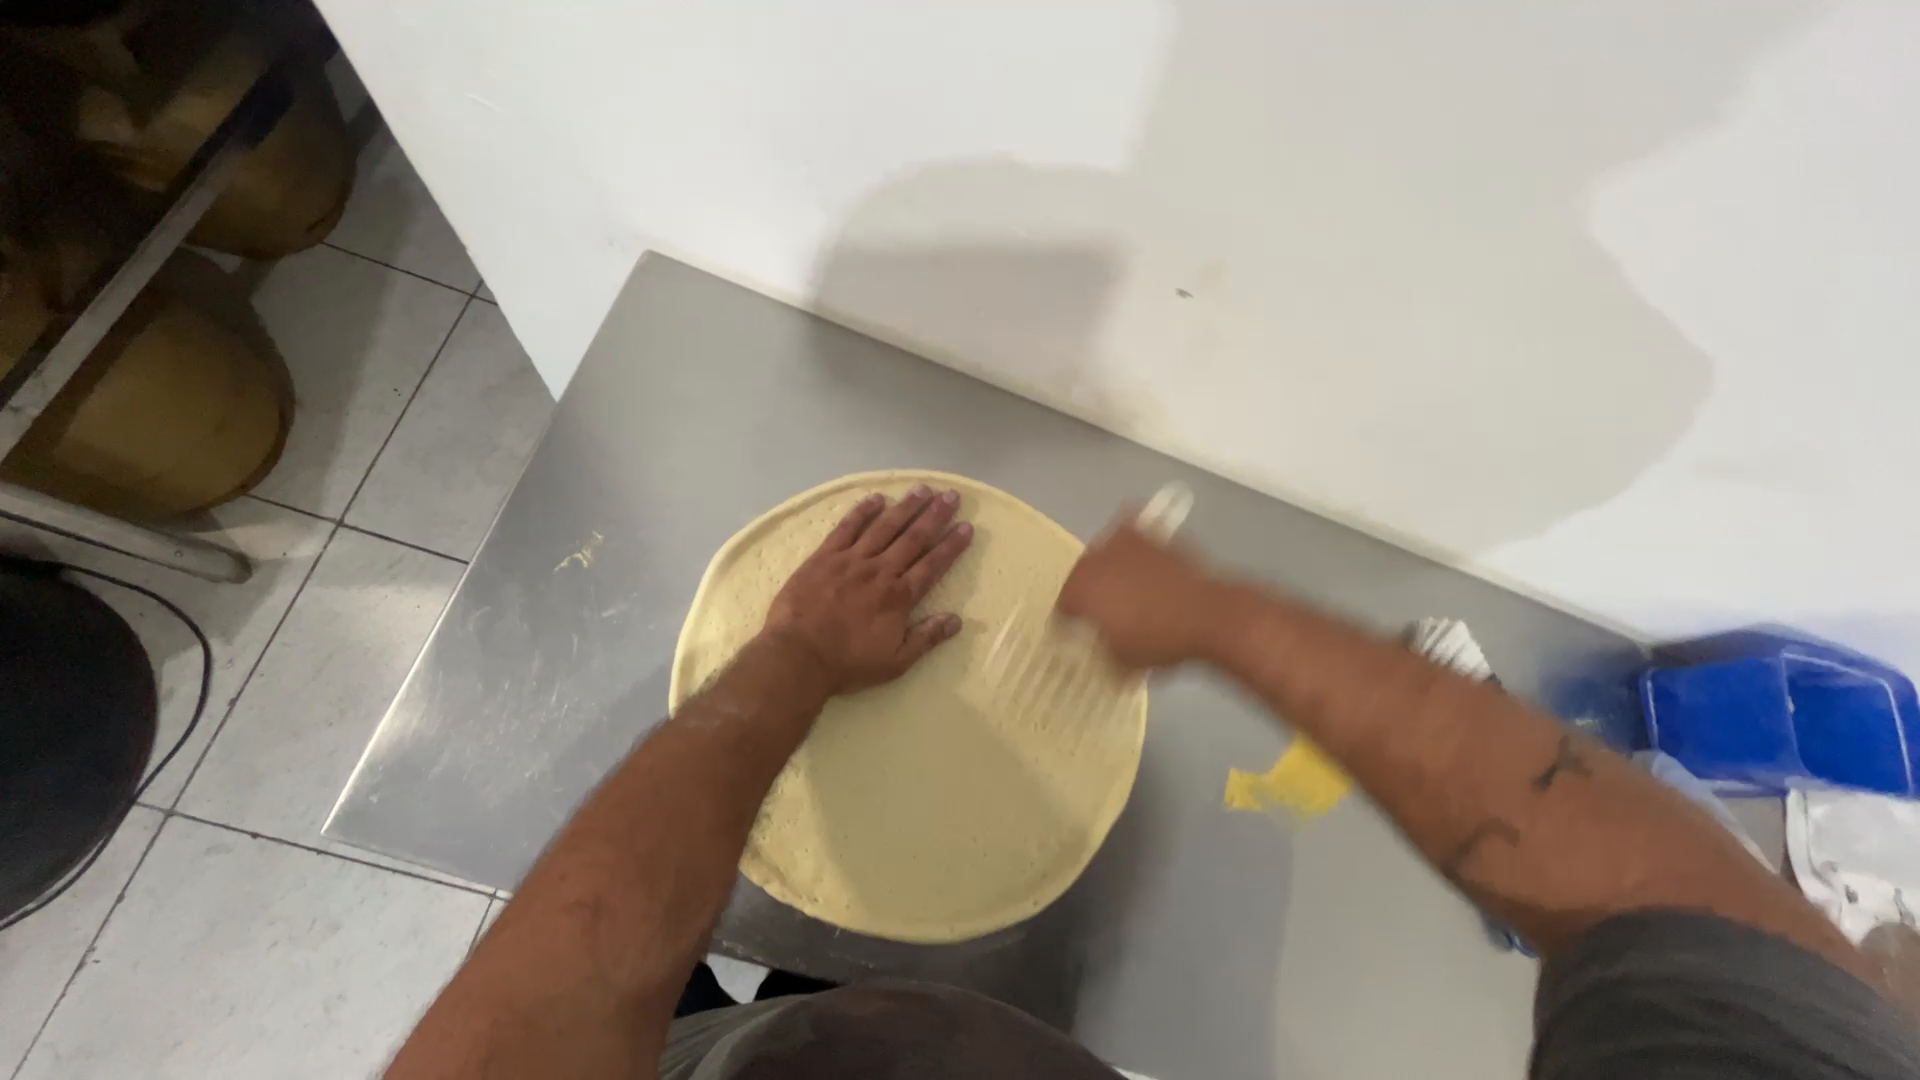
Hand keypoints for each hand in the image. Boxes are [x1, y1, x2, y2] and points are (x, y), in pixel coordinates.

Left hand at [762, 484, 973, 694]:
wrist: (798, 655)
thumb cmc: (848, 664)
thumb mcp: (895, 662)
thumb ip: (926, 638)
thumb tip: (956, 620)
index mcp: (899, 597)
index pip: (933, 565)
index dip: (952, 546)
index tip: (967, 527)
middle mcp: (880, 571)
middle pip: (913, 538)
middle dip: (935, 515)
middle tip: (951, 495)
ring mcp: (852, 560)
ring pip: (884, 527)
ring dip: (905, 507)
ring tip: (923, 489)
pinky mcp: (825, 557)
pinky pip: (847, 528)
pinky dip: (862, 511)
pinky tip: (876, 498)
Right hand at [1056, 514, 1227, 669]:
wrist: (1208, 615)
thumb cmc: (1160, 641)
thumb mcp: (1121, 661)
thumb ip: (1102, 649)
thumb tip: (1100, 645)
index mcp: (1081, 589)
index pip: (1063, 605)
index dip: (1069, 622)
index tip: (1078, 633)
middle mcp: (1095, 560)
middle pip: (1081, 574)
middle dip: (1087, 591)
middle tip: (1101, 612)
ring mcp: (1125, 543)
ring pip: (1104, 552)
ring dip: (1107, 568)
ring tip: (1122, 586)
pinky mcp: (1152, 535)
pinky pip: (1132, 534)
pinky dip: (1131, 545)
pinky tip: (1139, 557)